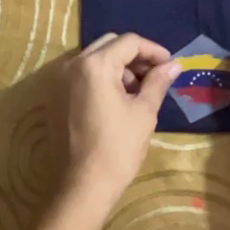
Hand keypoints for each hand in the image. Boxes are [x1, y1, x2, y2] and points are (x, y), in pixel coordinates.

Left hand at [55, 33, 179, 207]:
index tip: (170, 64)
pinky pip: (83, 75)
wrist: (84, 187)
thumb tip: (173, 65)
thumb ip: (157, 82)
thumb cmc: (118, 148)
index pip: (129, 42)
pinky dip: (102, 78)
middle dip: (135, 56)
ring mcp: (60, 80)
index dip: (153, 50)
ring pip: (95, 58)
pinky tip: (119, 98)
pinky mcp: (56, 96)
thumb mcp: (144, 112)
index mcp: (95, 64)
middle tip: (155, 74)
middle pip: (110, 44)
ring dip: (119, 67)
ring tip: (139, 90)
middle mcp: (73, 64)